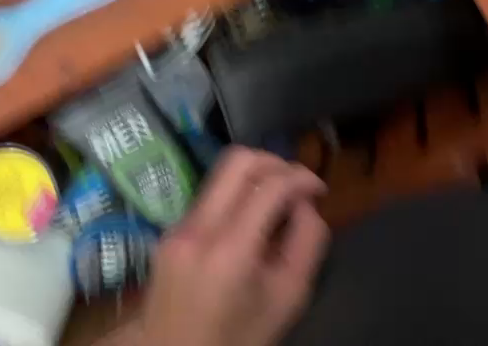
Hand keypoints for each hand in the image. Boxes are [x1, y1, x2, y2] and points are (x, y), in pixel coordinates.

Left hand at [129, 149, 329, 345]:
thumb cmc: (238, 338)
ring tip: (275, 203)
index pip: (271, 185)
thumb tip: (305, 203)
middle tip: (295, 185)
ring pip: (222, 174)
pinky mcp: (168, 233)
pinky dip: (236, 196)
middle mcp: (197, 229)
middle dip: (276, 162)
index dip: (302, 177)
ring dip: (255, 177)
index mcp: (229, 250)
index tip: (319, 189)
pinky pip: (209, 196)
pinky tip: (249, 223)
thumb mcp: (289, 298)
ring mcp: (177, 229)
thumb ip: (308, 241)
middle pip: (239, 160)